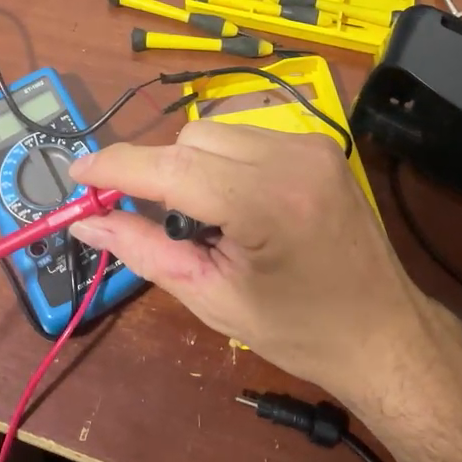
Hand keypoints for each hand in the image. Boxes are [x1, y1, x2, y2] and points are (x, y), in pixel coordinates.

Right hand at [68, 124, 439, 402]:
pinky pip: (245, 134)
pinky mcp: (318, 142)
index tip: (78, 173)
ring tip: (210, 218)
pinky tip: (239, 202)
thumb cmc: (298, 329)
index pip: (173, 168)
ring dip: (192, 164)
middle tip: (162, 223)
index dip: (118, 166)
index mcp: (266, 205)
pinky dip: (225, 160)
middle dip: (161, 173)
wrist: (384, 331)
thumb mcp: (212, 299)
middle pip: (190, 141)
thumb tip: (88, 220)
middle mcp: (290, 158)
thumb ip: (144, 250)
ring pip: (214, 131)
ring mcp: (309, 144)